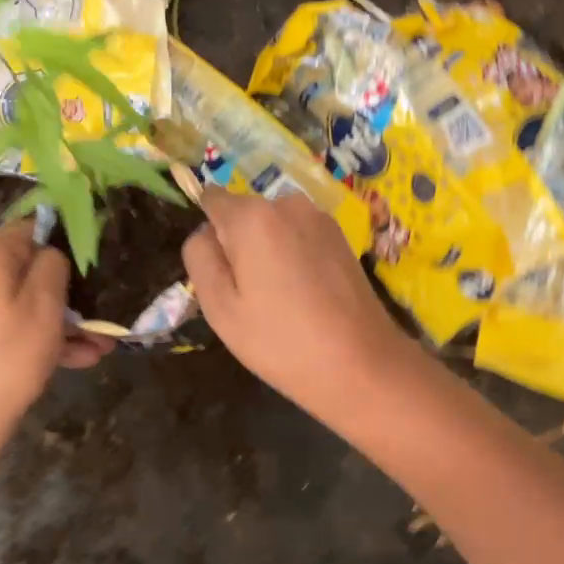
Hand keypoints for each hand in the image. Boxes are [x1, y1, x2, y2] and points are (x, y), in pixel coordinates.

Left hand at [0, 220, 114, 444]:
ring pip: (24, 301)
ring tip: (102, 347)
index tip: (97, 269)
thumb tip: (51, 254)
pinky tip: (78, 360)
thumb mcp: (46, 303)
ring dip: (62, 321)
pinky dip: (39, 337)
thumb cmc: (8, 352)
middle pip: (30, 268)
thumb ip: (55, 264)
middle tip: (105, 316)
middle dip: (69, 294)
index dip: (69, 245)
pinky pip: (10, 323)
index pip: (36, 229)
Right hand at [183, 189, 411, 418]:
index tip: (220, 270)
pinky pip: (298, 234)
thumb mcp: (219, 307)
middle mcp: (285, 203)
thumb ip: (200, 257)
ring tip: (281, 297)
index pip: (211, 198)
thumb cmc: (282, 340)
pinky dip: (294, 254)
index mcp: (251, 216)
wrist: (363, 365)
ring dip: (267, 248)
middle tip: (249, 294)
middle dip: (238, 243)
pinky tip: (306, 293)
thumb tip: (204, 233)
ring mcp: (318, 216)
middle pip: (243, 213)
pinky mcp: (340, 234)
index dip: (209, 233)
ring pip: (272, 224)